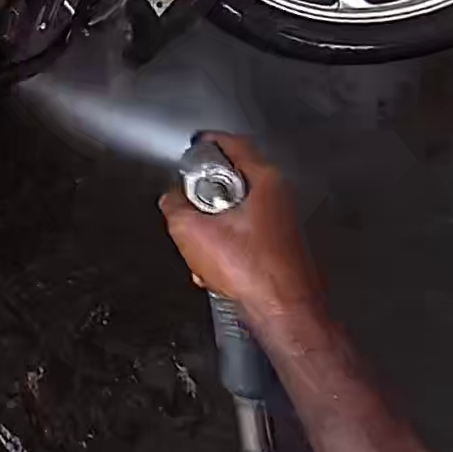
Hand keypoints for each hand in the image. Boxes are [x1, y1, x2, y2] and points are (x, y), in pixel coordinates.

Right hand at [158, 133, 320, 318]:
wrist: (281, 309)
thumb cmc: (251, 269)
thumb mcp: (190, 230)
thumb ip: (174, 206)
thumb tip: (171, 200)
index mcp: (263, 181)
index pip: (234, 143)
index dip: (208, 142)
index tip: (193, 144)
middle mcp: (278, 195)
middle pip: (230, 178)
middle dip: (202, 192)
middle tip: (185, 202)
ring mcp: (279, 220)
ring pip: (232, 207)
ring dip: (209, 222)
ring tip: (199, 244)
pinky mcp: (276, 242)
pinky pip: (240, 231)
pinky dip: (222, 242)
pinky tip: (212, 265)